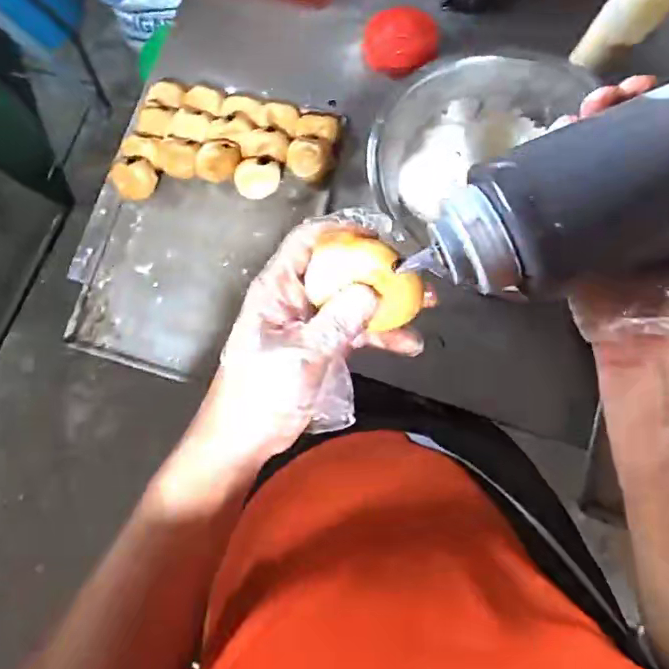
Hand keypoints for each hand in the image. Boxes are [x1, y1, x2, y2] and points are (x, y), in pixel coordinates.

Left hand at [189, 218, 426, 472]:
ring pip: (351, 297)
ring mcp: (307, 320)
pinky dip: (378, 333)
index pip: (307, 240)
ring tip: (424, 304)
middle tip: (411, 272)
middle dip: (376, 267)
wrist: (244, 438)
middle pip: (337, 266)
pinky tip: (406, 343)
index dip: (341, 230)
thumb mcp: (301, 354)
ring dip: (386, 301)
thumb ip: (337, 321)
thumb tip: (372, 290)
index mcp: (276, 288)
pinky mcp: (319, 343)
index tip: (379, 235)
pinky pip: (353, 327)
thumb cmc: (258, 393)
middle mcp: (293, 296)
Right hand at [562, 77, 668, 363]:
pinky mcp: (581, 235)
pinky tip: (549, 144)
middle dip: (623, 111)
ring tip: (579, 113)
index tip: (664, 88)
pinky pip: (566, 195)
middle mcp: (664, 200)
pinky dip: (554, 166)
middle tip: (612, 97)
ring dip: (587, 130)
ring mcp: (618, 216)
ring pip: (600, 160)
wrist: (663, 364)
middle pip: (640, 141)